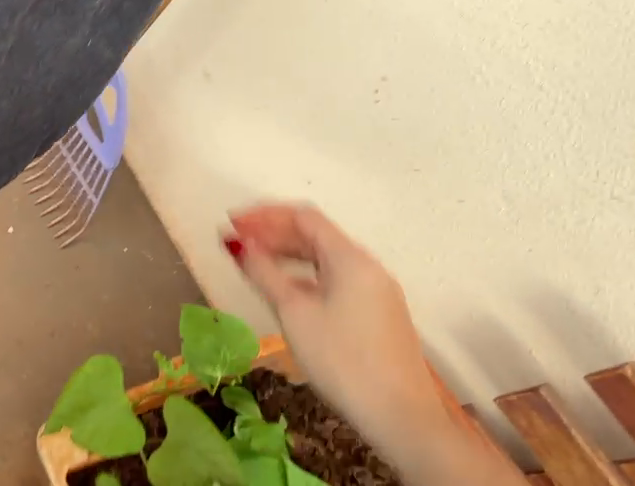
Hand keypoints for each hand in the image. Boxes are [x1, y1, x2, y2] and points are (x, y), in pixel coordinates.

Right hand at [224, 204, 523, 485]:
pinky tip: (285, 291)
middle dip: (273, 233)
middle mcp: (367, 268)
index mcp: (350, 259)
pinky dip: (304, 274)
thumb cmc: (342, 360)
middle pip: (314, 235)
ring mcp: (376, 292)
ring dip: (287, 254)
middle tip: (237, 242)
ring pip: (324, 258)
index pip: (302, 217)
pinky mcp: (378, 315)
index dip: (264, 215)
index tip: (233, 224)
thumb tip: (237, 242)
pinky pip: (335, 278)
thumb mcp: (293, 312)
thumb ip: (262, 271)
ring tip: (254, 264)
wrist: (402, 420)